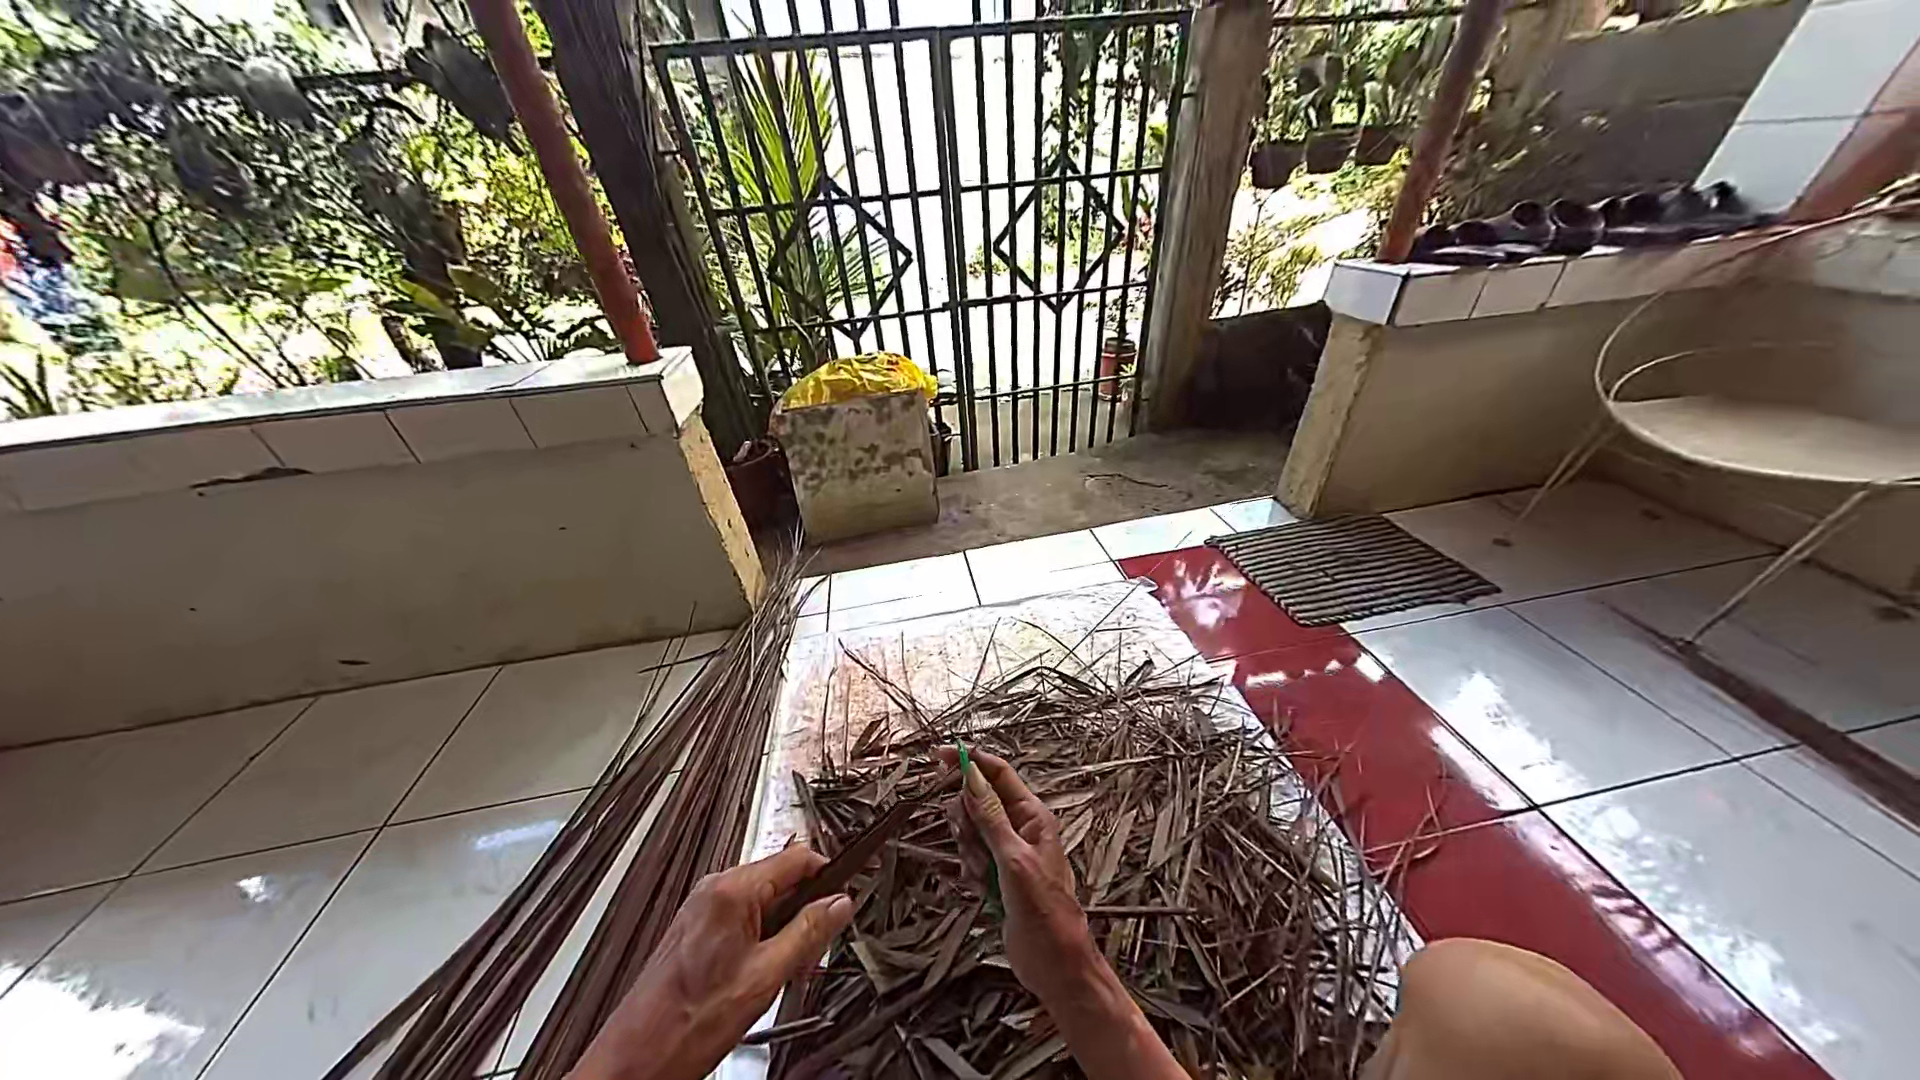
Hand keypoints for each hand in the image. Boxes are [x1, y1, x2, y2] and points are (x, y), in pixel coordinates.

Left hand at [568, 845, 853, 1079]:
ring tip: (785, 969)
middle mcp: (715, 888)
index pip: (799, 857)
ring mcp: (703, 906)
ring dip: (784, 927)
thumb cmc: (686, 1025)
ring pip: (765, 899)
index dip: (829, 874)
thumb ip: (809, 933)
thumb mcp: (765, 977)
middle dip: (805, 910)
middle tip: (813, 950)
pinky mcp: (697, 926)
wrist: (633, 1063)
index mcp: (732, 890)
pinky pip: (744, 915)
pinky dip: (763, 936)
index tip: (845, 894)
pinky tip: (761, 972)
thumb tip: (839, 904)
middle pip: (782, 879)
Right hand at [935, 746, 1098, 1002]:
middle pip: (977, 801)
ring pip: (970, 830)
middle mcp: (1019, 828)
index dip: (971, 760)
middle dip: (968, 821)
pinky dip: (971, 871)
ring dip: (970, 851)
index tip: (943, 755)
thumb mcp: (1014, 859)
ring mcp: (1006, 850)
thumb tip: (972, 777)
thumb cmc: (1047, 913)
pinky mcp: (995, 872)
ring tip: (986, 874)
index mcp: (1032, 815)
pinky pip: (970, 856)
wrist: (1054, 963)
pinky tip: (985, 888)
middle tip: (974, 843)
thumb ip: (990, 817)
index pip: (997, 773)